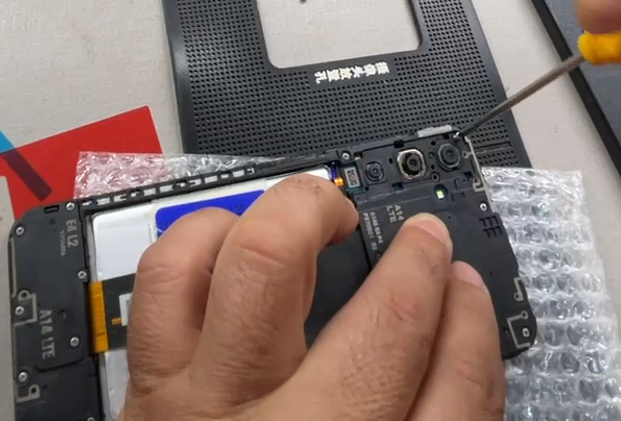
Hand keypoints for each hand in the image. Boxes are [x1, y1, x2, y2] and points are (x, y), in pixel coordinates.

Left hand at [120, 174, 504, 420]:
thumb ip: (428, 410)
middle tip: (418, 241)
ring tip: (319, 219)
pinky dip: (206, 234)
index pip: (454, 401)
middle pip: (376, 335)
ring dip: (300, 221)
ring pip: (257, 266)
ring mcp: (207, 407)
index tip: (463, 286)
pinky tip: (235, 238)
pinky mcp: (150, 382)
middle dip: (413, 269)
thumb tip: (457, 313)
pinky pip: (170, 276)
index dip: (471, 327)